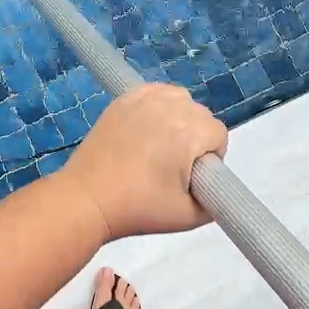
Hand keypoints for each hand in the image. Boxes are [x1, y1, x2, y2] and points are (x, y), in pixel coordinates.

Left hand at [57, 83, 228, 241]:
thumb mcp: (190, 215)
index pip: (218, 134)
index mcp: (188, 129)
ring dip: (178, 118)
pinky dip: (157, 106)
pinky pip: (154, 92)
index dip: (211, 158)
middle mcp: (168, 105)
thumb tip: (211, 181)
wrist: (90, 197)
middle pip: (200, 114)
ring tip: (160, 146)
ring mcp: (142, 98)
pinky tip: (145, 130)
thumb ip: (215, 198)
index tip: (190, 176)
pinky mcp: (122, 98)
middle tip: (173, 165)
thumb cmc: (141, 206)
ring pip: (178, 99)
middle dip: (195, 138)